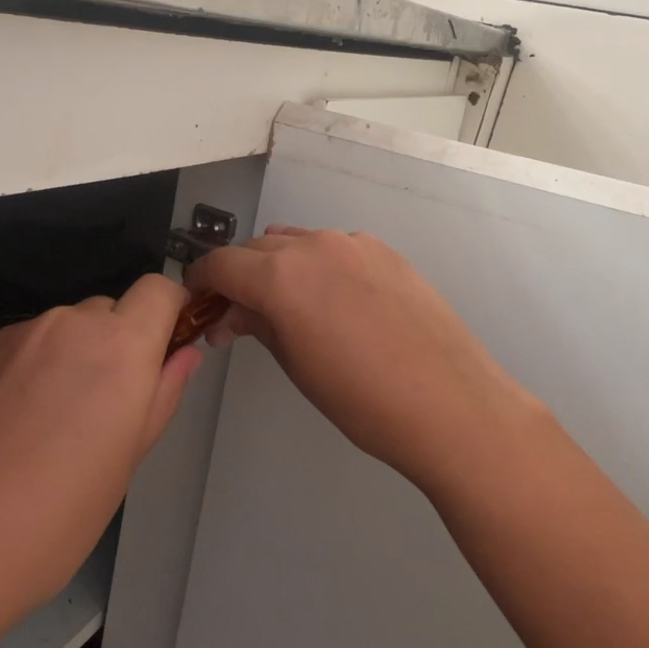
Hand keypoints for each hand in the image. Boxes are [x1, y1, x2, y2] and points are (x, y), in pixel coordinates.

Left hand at [0, 274, 199, 609]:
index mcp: (118, 347)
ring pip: (64, 329)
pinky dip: (33, 371)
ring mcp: (15, 338)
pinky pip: (24, 347)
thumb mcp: (124, 464)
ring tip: (54, 427)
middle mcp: (68, 325)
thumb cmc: (54, 519)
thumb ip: (160, 397)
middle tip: (107, 410)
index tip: (167, 350)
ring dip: (74, 358)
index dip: (170, 312)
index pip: (159, 290)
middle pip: (109, 310)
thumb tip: (183, 355)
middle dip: (119, 344)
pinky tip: (14, 429)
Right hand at [187, 227, 544, 489]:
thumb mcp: (297, 365)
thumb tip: (234, 314)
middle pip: (257, 249)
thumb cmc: (363, 400)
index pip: (222, 264)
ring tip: (286, 308)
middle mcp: (315, 247)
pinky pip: (335, 249)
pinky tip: (333, 303)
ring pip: (297, 243)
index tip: (198, 301)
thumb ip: (259, 325)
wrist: (450, 404)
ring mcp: (355, 245)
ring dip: (279, 267)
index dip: (202, 281)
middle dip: (240, 277)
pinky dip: (319, 266)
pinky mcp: (386, 253)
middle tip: (238, 316)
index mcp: (282, 276)